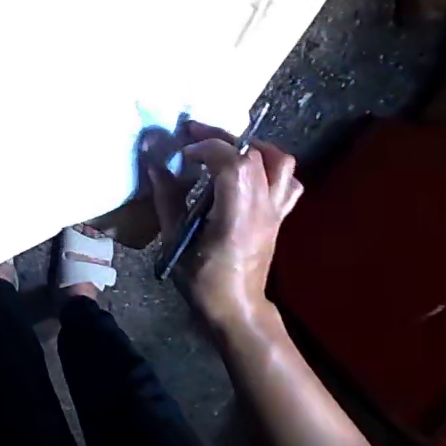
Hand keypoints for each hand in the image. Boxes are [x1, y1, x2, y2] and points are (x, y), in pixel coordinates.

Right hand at [147, 121, 301, 333]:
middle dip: (222, 139)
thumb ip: (167, 198)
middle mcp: (262, 206)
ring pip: (281, 162)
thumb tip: (155, 164)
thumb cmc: (202, 281)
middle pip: (253, 154)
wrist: (236, 308)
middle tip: (194, 137)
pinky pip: (289, 183)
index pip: (232, 162)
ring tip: (228, 149)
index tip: (184, 153)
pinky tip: (252, 173)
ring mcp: (276, 211)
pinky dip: (274, 169)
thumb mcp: (175, 240)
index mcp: (236, 214)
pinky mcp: (280, 217)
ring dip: (254, 147)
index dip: (207, 146)